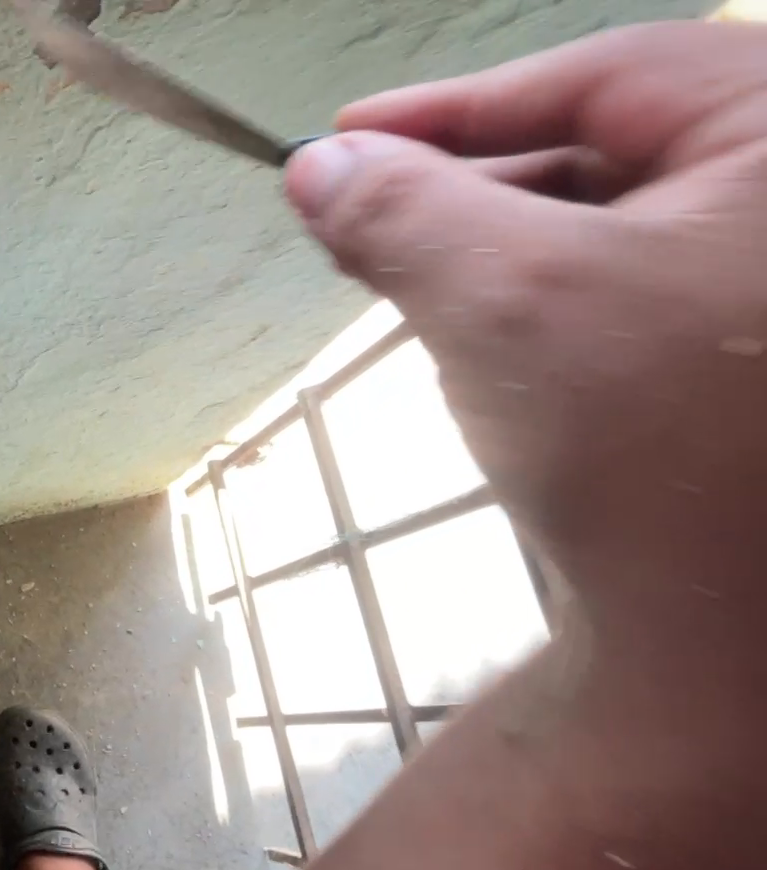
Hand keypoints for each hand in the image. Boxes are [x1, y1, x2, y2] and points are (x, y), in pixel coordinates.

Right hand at [285, 22, 766, 647]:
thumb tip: (313, 165)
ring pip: (608, 214)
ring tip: (390, 264)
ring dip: (485, 233)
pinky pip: (618, 275)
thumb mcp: (503, 301)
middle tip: (350, 210)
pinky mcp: (744, 344)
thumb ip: (404, 214)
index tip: (338, 138)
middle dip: (461, 176)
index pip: (605, 75)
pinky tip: (466, 312)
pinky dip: (526, 282)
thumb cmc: (644, 439)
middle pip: (609, 141)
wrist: (726, 624)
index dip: (452, 104)